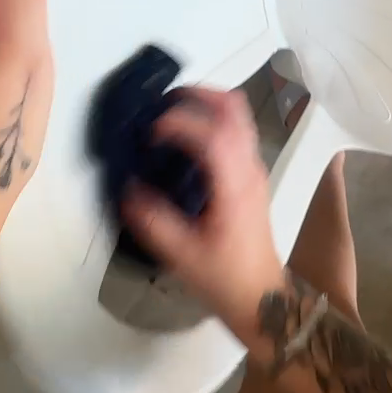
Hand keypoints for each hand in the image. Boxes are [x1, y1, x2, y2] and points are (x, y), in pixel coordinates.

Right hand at [121, 88, 287, 336]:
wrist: (263, 298)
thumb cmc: (226, 278)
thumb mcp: (183, 255)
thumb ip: (153, 221)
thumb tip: (128, 190)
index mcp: (235, 185)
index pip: (213, 136)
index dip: (181, 124)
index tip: (152, 131)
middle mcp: (249, 168)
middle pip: (234, 110)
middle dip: (199, 95)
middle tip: (164, 100)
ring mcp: (254, 168)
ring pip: (239, 116)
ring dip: (208, 103)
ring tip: (173, 111)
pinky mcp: (251, 175)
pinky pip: (237, 130)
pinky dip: (214, 119)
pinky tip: (188, 136)